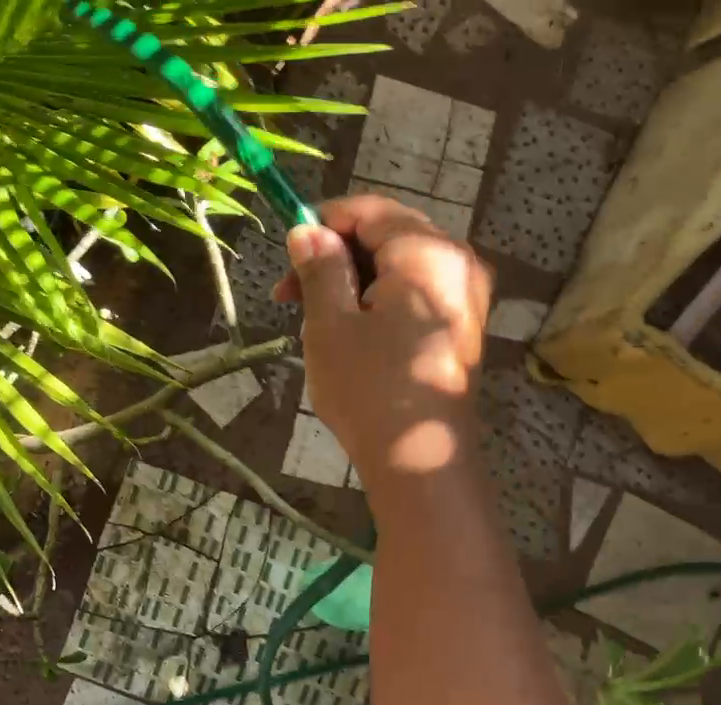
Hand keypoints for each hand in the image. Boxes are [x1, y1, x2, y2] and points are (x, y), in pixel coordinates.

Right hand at [272, 195, 492, 494]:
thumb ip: (320, 270)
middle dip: (334, 253)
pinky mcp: (458, 320)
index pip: (371, 212)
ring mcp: (463, 292)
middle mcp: (456, 261)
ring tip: (311, 317)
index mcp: (426, 254)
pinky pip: (411, 288)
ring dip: (349, 277)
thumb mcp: (329, 323)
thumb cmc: (366, 383)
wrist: (415, 449)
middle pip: (387, 233)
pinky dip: (373, 296)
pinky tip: (346, 329)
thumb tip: (306, 232)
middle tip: (287, 293)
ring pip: (397, 262)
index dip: (324, 221)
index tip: (284, 252)